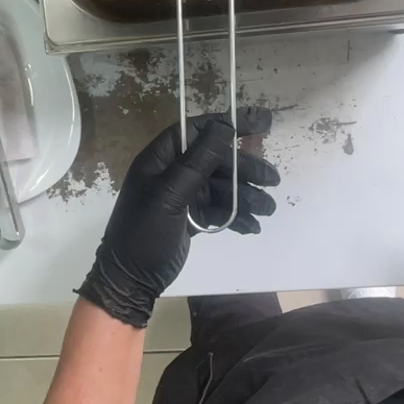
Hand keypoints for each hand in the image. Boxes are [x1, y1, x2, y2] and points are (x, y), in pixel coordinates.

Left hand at [76, 107, 279, 326]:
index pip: (197, 131)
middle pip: (216, 161)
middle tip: (272, 180)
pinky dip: (236, 217)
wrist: (131, 280)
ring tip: (267, 209)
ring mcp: (183, 196)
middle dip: (245, 170)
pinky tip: (252, 226)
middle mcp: (173, 173)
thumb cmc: (144, 234)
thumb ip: (198, 162)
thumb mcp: (170, 196)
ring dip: (246, 197)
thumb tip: (223, 127)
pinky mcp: (191, 218)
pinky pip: (219, 210)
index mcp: (160, 160)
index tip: (261, 122)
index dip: (229, 125)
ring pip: (221, 187)